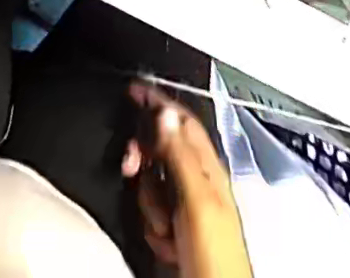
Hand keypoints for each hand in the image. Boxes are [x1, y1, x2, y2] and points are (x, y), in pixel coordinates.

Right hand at [122, 83, 251, 277]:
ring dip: (149, 203)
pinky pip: (150, 210)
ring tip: (164, 226)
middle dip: (144, 161)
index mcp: (208, 168)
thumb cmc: (217, 260)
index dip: (158, 102)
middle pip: (161, 149)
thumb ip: (179, 153)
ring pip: (152, 181)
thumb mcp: (196, 198)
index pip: (181, 121)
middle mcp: (199, 182)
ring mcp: (188, 207)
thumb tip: (165, 112)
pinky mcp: (176, 229)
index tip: (135, 89)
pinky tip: (165, 241)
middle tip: (132, 166)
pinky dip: (151, 224)